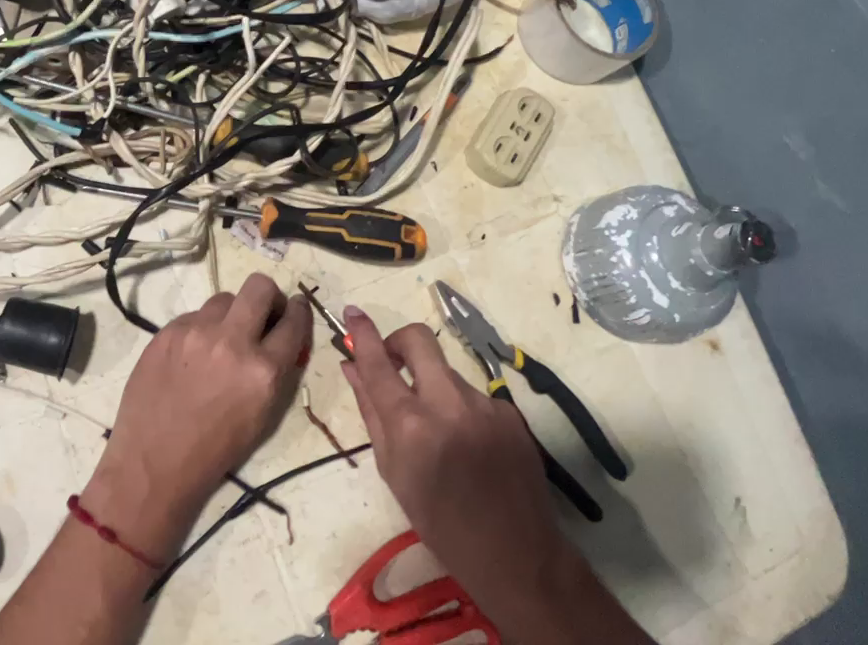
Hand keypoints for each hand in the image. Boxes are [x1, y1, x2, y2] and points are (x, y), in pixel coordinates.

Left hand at [82, 273, 307, 558]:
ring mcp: (195, 332)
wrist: (156, 462)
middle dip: (267, 296)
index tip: (295, 307)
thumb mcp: (264, 416)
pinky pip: (193, 315)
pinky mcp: (167, 332)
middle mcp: (232, 342)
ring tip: (221, 339)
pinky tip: (192, 355)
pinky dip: (200, 329)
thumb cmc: (216, 449)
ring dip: (231, 313)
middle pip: (259, 286)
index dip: (298, 311)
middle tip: (262, 313)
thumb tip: (283, 338)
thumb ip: (277, 372)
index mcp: (263, 370)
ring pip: (224, 298)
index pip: (293, 322)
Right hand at [339, 306, 571, 605]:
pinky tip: (468, 445)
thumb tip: (352, 367)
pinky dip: (460, 409)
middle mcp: (449, 404)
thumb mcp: (392, 472)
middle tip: (393, 362)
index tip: (352, 312)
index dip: (362, 333)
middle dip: (400, 341)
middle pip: (420, 340)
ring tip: (437, 432)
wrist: (516, 554)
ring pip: (447, 373)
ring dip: (432, 387)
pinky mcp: (510, 413)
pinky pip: (473, 396)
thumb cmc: (440, 523)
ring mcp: (485, 405)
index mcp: (412, 426)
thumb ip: (371, 413)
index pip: (379, 363)